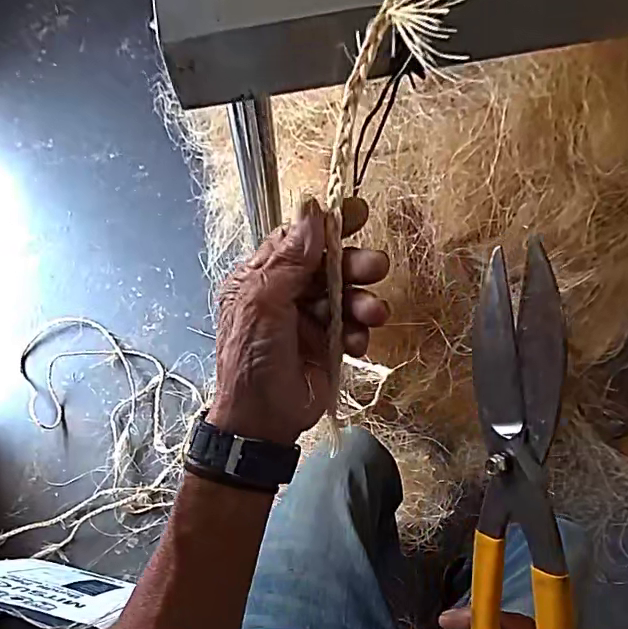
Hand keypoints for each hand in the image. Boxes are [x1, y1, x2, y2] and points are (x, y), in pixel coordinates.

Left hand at [209, 197, 390, 443]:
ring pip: (344, 297)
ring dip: (362, 302)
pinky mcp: (326, 348)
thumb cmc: (252, 359)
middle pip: (328, 267)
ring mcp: (308, 322)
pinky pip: (350, 330)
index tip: (357, 213)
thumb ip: (288, 259)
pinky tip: (355, 343)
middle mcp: (286, 297)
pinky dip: (358, 333)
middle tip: (375, 266)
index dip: (327, 228)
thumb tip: (311, 209)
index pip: (297, 242)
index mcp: (261, 279)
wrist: (261, 419)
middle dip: (354, 265)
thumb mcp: (262, 303)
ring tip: (372, 312)